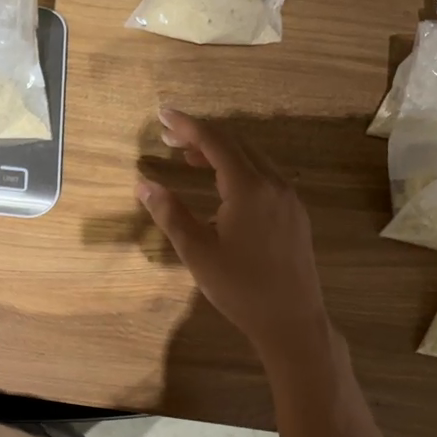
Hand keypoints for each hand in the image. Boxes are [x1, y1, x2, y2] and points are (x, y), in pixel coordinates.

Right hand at [136, 109, 333, 364]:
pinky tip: (218, 182)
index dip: (187, 125)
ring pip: (251, 157)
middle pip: (235, 143)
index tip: (163, 114)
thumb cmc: (240, 287)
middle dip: (201, 134)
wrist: (292, 322)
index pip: (215, 142)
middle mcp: (273, 185)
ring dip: (219, 150)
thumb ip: (169, 213)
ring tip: (186, 156)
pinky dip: (236, 167)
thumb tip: (144, 185)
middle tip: (168, 136)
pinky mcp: (293, 212)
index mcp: (249, 189)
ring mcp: (288, 198)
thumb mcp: (196, 251)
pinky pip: (262, 174)